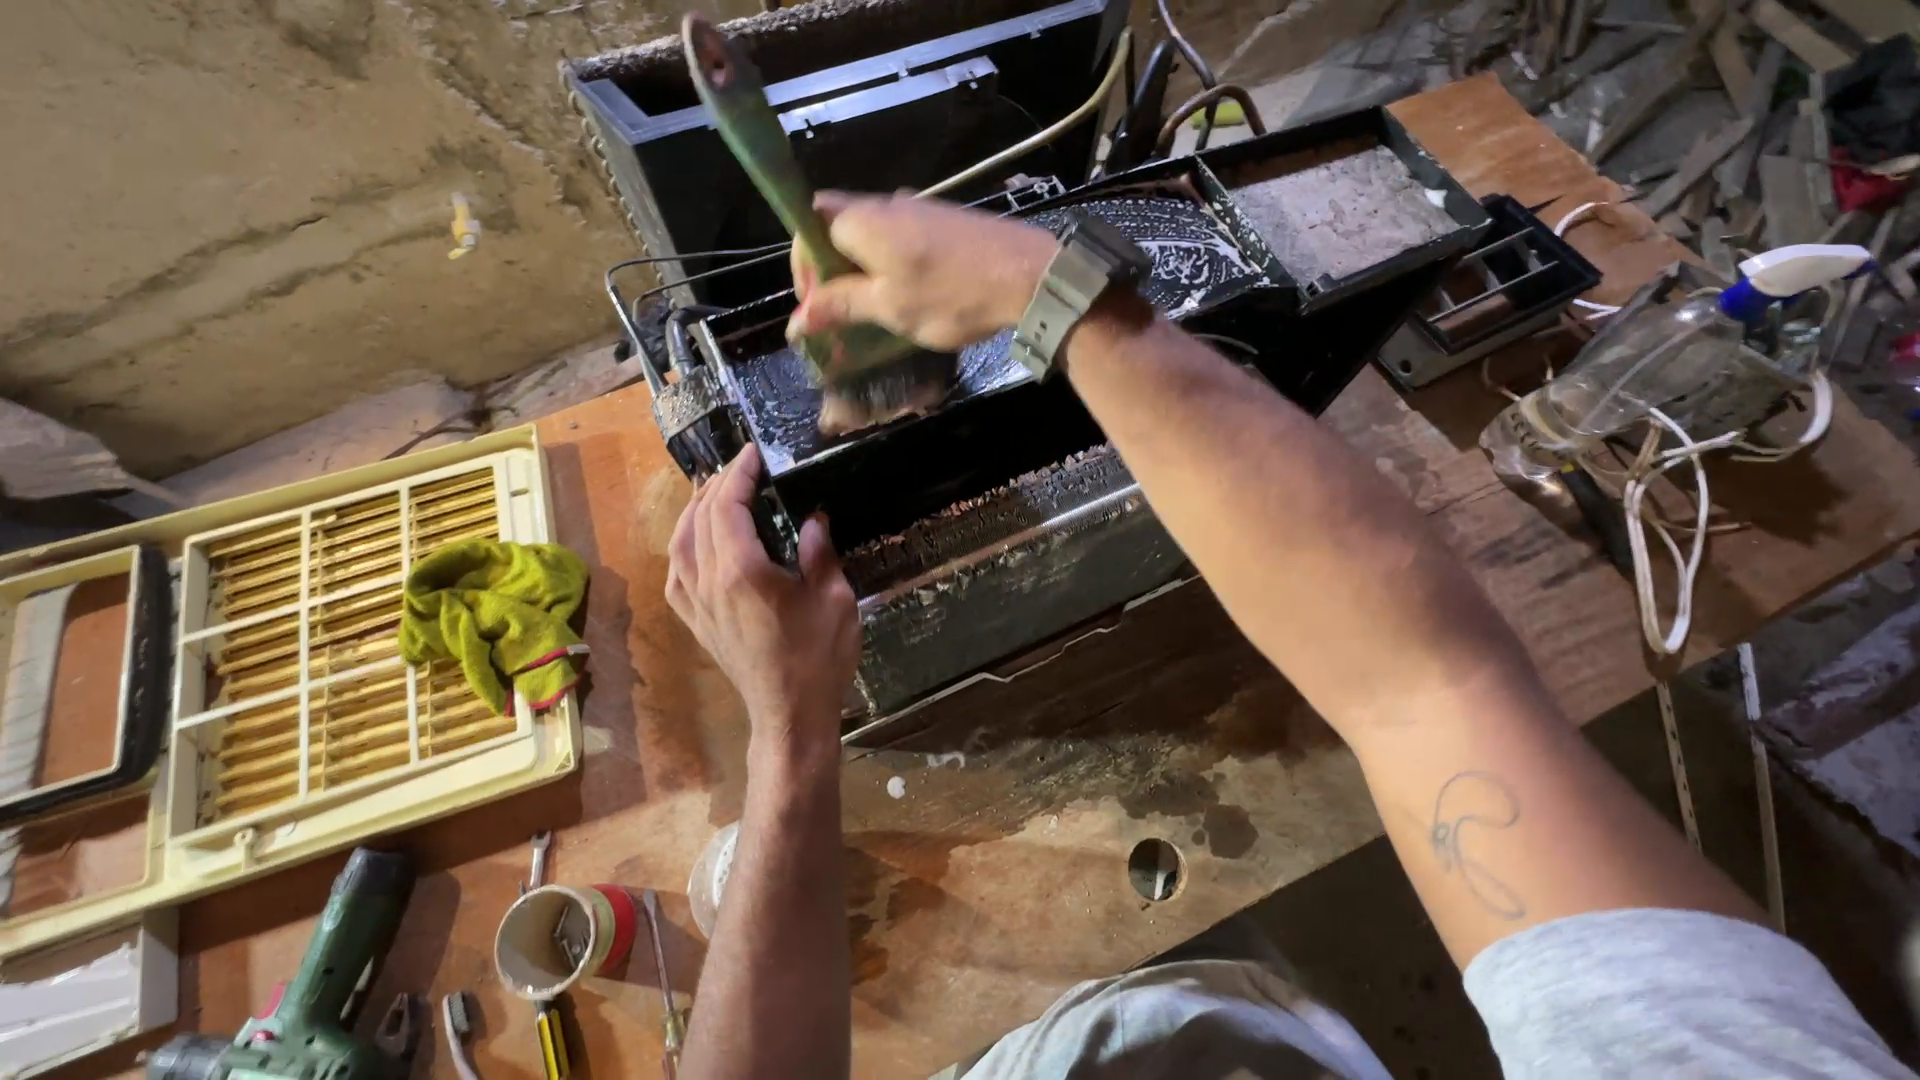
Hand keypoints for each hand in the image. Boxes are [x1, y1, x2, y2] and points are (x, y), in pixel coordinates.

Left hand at [664, 444, 858, 749]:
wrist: (790, 714)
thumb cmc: (818, 658)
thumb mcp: (834, 600)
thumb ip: (820, 553)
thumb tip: (813, 518)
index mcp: (742, 571)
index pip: (729, 506)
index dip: (740, 473)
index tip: (755, 452)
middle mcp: (709, 581)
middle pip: (702, 517)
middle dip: (720, 483)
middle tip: (743, 465)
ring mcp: (696, 603)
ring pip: (680, 542)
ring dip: (695, 509)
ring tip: (714, 491)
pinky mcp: (695, 622)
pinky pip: (675, 574)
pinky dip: (682, 546)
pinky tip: (694, 541)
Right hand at [787, 191, 1058, 349]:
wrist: (1027, 276)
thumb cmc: (951, 295)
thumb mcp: (890, 308)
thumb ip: (841, 306)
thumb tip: (796, 321)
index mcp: (863, 220)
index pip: (808, 225)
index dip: (801, 268)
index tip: (814, 308)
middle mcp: (886, 204)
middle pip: (836, 226)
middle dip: (829, 269)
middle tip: (838, 311)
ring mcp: (918, 209)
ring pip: (869, 233)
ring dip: (859, 268)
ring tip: (870, 309)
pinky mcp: (943, 221)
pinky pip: (899, 237)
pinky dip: (888, 263)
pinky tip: (905, 293)